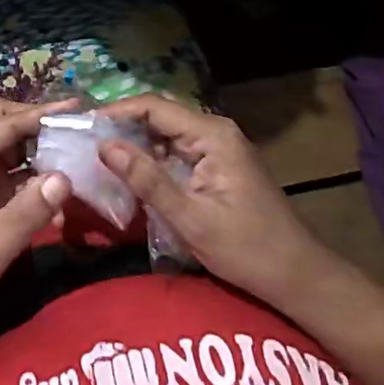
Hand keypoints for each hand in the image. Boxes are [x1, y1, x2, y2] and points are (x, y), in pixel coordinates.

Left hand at [0, 99, 73, 334]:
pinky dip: (36, 179)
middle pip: (2, 127)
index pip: (2, 125)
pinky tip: (62, 189)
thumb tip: (66, 178)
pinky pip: (14, 179)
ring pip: (10, 151)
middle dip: (37, 122)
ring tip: (76, 148)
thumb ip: (28, 212)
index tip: (76, 109)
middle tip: (76, 124)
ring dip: (39, 148)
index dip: (39, 114)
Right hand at [97, 94, 333, 306]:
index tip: (84, 126)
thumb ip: (147, 180)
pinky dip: (151, 158)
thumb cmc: (247, 249)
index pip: (154, 106)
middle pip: (158, 115)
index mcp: (212, 135)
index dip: (116, 112)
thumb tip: (104, 146)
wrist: (299, 278)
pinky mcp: (216, 164)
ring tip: (100, 156)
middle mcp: (215, 131)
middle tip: (86, 142)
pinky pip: (175, 149)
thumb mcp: (191, 219)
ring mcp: (218, 146)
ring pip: (164, 132)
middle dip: (122, 126)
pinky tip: (131, 173)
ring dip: (135, 143)